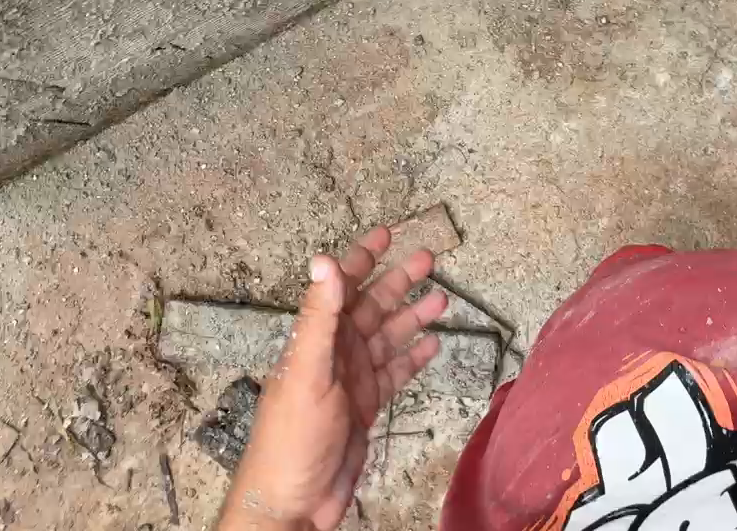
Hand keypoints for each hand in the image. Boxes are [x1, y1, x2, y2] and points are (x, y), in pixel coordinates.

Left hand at [217, 227, 446, 530]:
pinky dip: (414, 357)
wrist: (294, 504)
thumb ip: (319, 315)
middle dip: (400, 280)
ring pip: (390, 336)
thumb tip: (323, 258)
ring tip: (442, 301)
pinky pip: (395, 371)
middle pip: (374, 305)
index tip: (386, 233)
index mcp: (319, 337)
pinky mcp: (367, 404)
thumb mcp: (308, 370)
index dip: (362, 257)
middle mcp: (338, 351)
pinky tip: (434, 345)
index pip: (342, 285)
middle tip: (430, 258)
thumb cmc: (294, 436)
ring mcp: (354, 378)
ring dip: (414, 316)